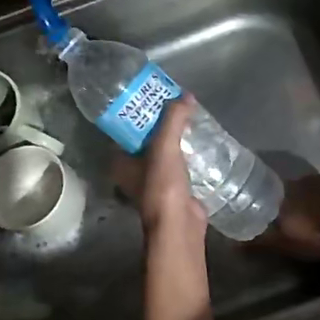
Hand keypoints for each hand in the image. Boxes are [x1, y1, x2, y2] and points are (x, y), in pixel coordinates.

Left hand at [113, 95, 207, 236]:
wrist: (179, 224)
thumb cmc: (163, 185)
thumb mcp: (165, 146)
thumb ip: (173, 119)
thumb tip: (186, 96)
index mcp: (119, 160)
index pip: (124, 128)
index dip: (137, 110)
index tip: (153, 94)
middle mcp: (131, 170)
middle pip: (145, 138)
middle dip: (160, 121)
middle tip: (176, 102)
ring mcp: (152, 180)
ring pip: (162, 150)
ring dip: (175, 136)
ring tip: (190, 116)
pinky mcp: (172, 188)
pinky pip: (177, 163)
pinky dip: (186, 152)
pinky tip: (199, 139)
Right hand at [257, 172, 319, 260]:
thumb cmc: (317, 234)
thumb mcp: (286, 245)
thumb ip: (261, 243)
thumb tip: (232, 244)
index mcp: (280, 196)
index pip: (266, 197)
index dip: (267, 206)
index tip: (267, 214)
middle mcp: (297, 182)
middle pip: (289, 191)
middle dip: (291, 201)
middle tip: (295, 215)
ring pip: (310, 186)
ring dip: (311, 196)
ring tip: (316, 211)